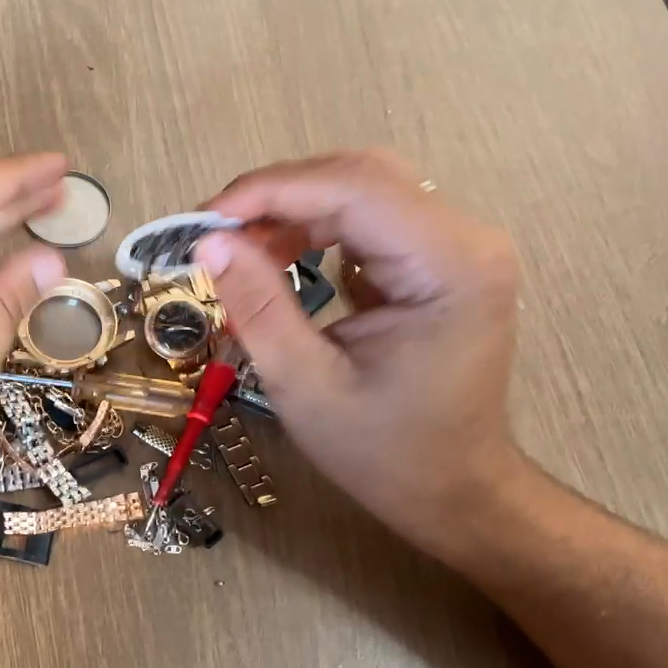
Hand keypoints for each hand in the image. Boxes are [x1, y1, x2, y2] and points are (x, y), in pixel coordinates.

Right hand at [194, 149, 528, 555]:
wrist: (450, 489)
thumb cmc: (381, 451)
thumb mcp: (303, 384)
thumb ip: (257, 306)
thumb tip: (208, 242)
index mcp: (450, 266)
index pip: (355, 189)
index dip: (270, 192)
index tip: (201, 220)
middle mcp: (466, 240)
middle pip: (361, 177)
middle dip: (276, 195)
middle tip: (210, 233)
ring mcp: (456, 248)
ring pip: (362, 192)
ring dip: (290, 212)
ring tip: (234, 251)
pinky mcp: (436, 262)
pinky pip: (368, 221)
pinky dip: (312, 231)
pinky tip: (273, 258)